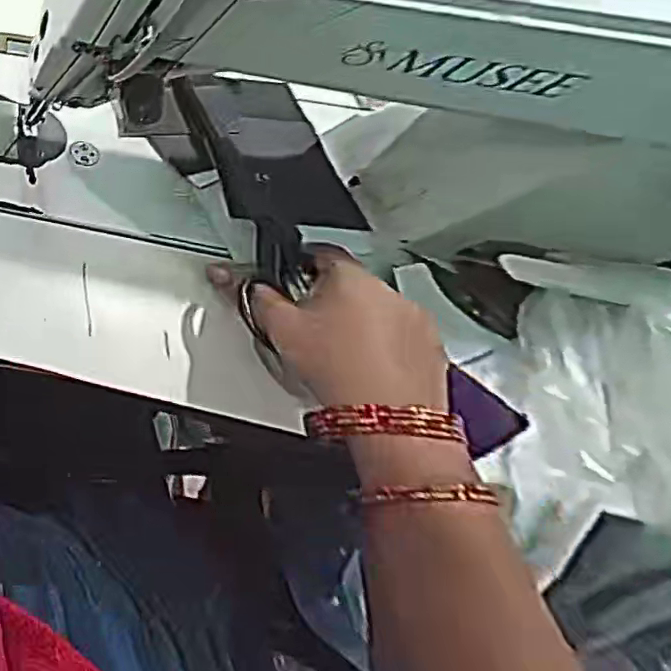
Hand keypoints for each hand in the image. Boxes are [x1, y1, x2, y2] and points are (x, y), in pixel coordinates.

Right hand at [208, 247, 448, 410]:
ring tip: (330, 347)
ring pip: (373, 308)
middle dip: (324, 296)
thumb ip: (254, 295)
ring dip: (354, 319)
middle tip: (303, 321)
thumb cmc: (338, 370)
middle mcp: (390, 293)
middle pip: (347, 281)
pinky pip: (397, 333)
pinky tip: (356, 362)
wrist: (386, 418)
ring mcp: (416, 321)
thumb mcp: (278, 325)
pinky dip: (378, 343)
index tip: (287, 280)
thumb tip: (240, 282)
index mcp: (351, 277)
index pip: (320, 252)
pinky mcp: (431, 348)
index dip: (297, 264)